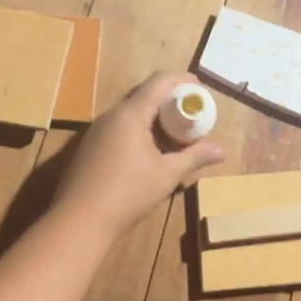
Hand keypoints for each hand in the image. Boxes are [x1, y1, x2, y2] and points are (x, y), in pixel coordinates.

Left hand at [50, 72, 224, 238]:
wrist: (79, 221)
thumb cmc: (127, 194)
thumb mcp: (167, 175)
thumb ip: (194, 157)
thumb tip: (220, 150)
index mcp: (130, 114)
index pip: (158, 82)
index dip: (181, 80)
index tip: (200, 87)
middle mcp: (111, 115)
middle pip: (143, 93)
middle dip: (168, 97)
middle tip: (189, 110)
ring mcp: (97, 131)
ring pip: (129, 110)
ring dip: (153, 114)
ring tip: (174, 130)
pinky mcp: (90, 147)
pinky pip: (118, 126)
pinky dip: (138, 127)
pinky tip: (149, 149)